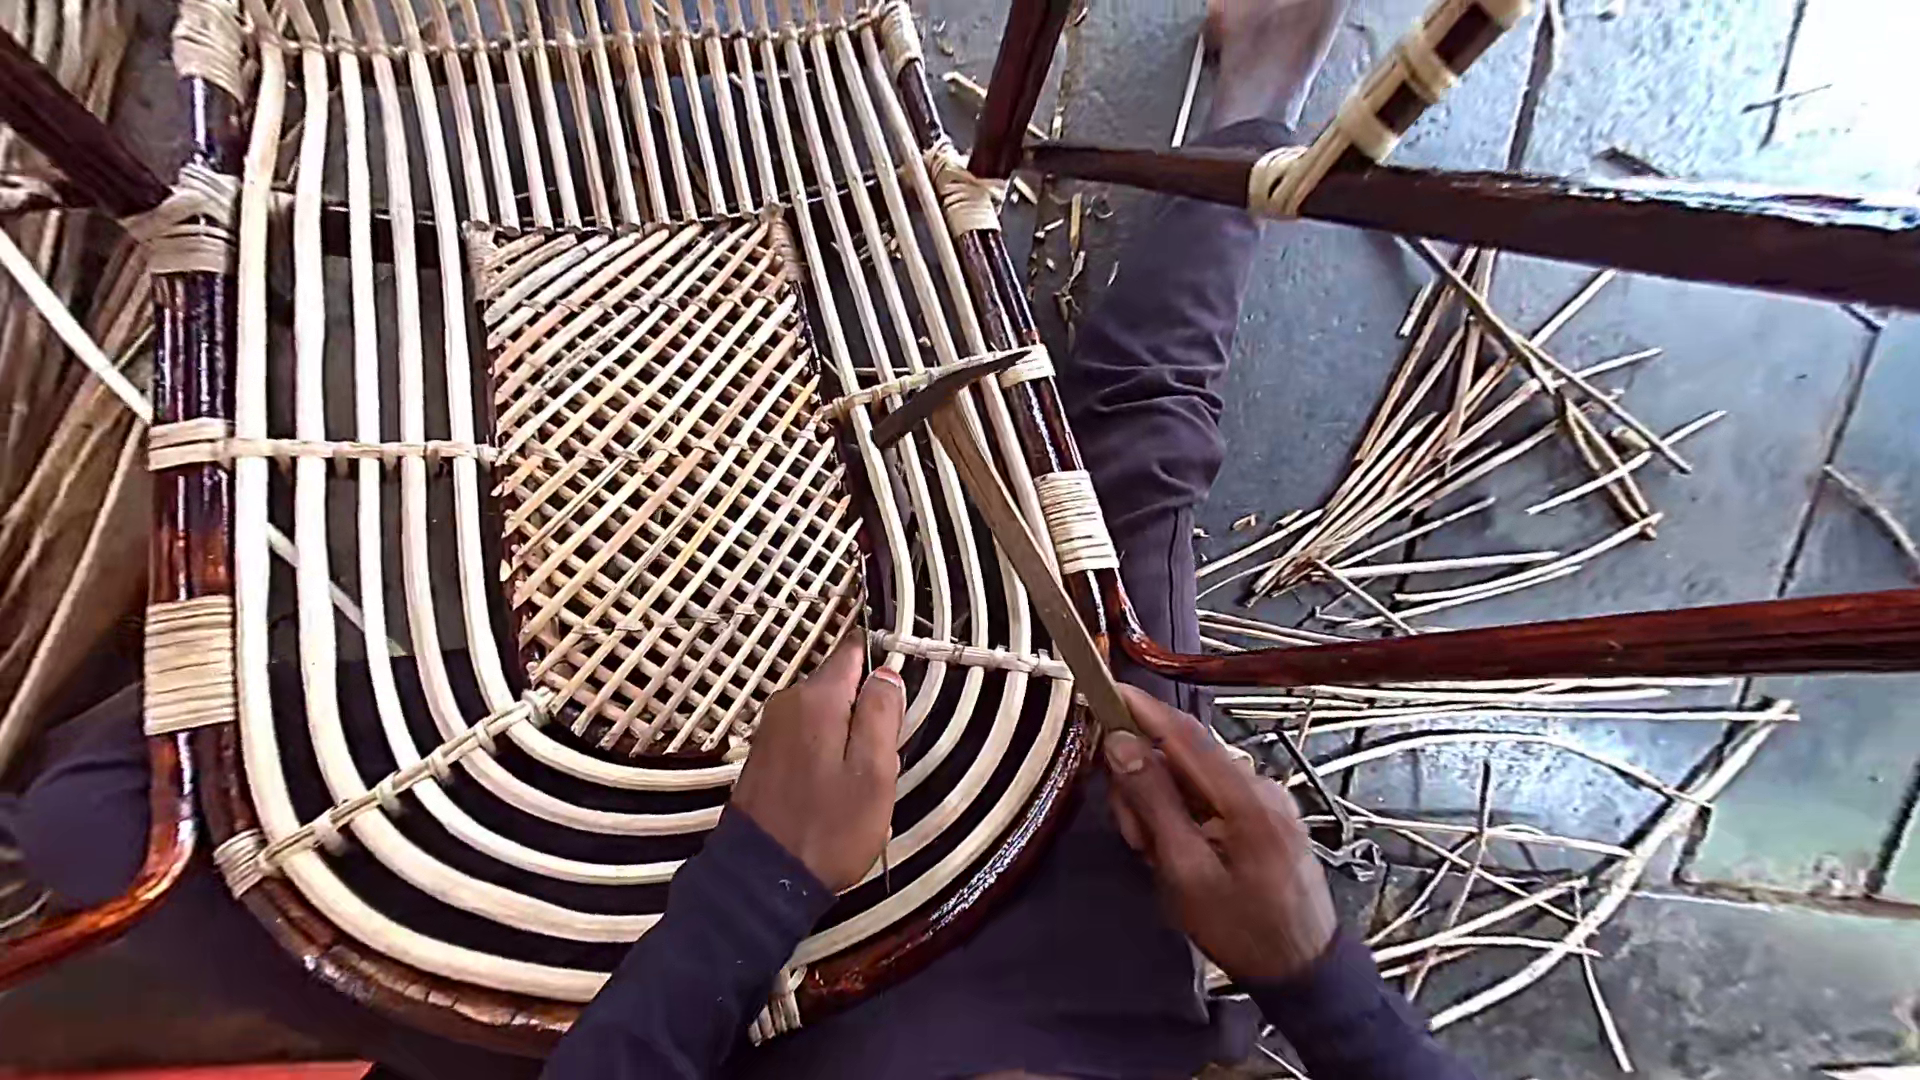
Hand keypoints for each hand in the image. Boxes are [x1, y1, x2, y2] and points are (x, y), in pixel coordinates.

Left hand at [730, 636, 905, 891]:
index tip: (896, 693)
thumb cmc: (826, 828)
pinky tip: (833, 788)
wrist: (760, 883)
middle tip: (880, 755)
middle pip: (843, 683)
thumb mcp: (873, 770)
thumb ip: (883, 713)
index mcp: (817, 698)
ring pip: (827, 711)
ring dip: (849, 735)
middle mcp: (789, 703)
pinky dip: (827, 750)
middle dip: (867, 709)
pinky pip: (809, 734)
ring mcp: (772, 728)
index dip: (881, 661)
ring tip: (857, 779)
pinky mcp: (765, 753)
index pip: (854, 649)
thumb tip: (887, 674)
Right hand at [1104, 684, 1337, 981]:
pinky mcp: (1263, 809)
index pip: (1183, 732)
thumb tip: (1121, 742)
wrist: (1306, 976)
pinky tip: (1175, 844)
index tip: (1108, 689)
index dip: (1142, 707)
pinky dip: (1181, 808)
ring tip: (1154, 848)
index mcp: (1245, 796)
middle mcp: (1258, 783)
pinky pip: (1207, 790)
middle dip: (1144, 778)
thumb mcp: (1185, 870)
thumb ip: (1152, 800)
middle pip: (1182, 753)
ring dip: (1159, 799)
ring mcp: (1264, 795)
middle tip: (1131, 830)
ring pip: (1190, 773)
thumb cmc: (1242, 928)